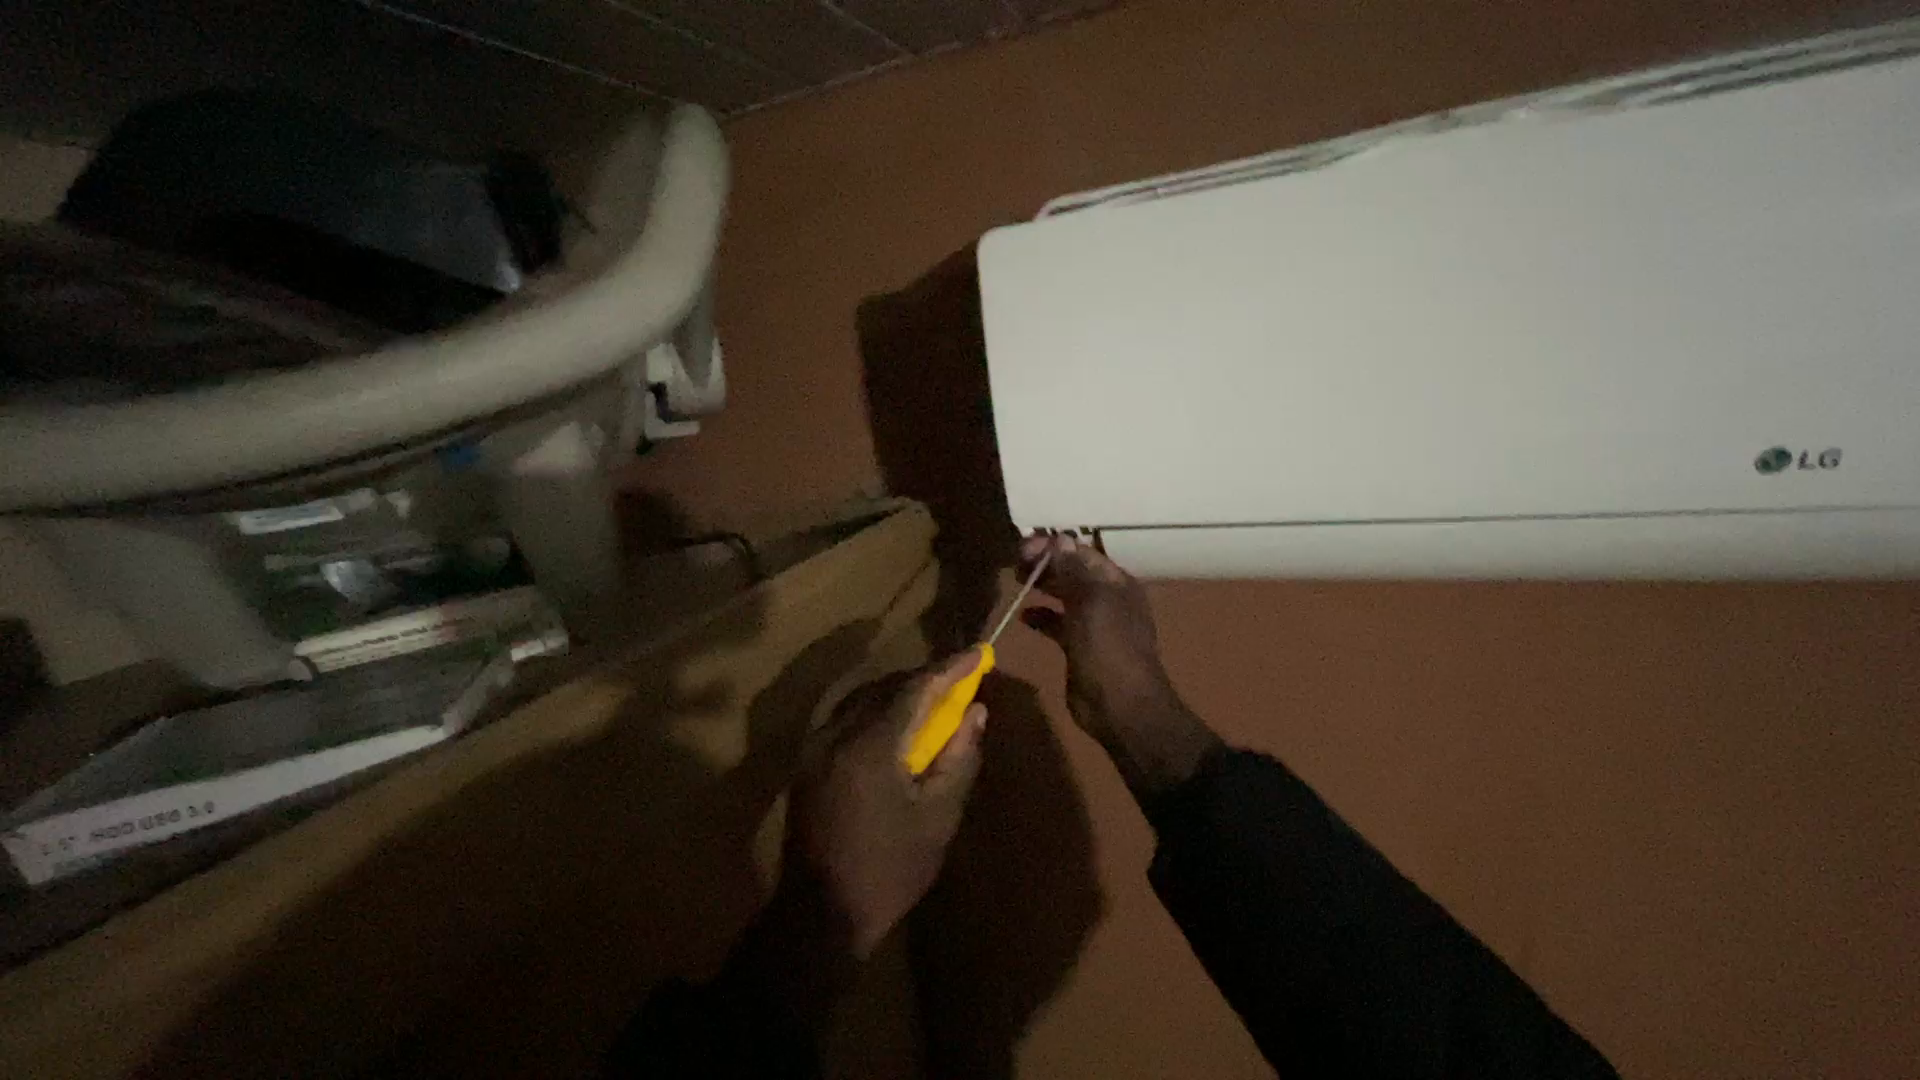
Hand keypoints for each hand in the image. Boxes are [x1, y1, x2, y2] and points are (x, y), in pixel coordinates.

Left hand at [782, 651, 987, 956]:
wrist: (819, 916)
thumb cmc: (888, 871)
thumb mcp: (937, 818)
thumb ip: (958, 759)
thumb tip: (975, 713)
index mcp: (871, 746)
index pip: (916, 689)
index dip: (950, 669)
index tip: (979, 652)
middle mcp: (836, 734)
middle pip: (886, 687)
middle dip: (925, 678)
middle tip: (960, 675)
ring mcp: (815, 747)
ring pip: (862, 698)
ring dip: (899, 692)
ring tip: (934, 696)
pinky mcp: (806, 761)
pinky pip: (846, 718)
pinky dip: (876, 710)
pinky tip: (897, 723)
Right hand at [1018, 533, 1220, 797]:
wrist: (1122, 708)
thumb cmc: (1108, 649)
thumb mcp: (1091, 604)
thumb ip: (1073, 571)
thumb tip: (1059, 539)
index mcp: (1116, 583)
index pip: (1081, 552)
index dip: (1053, 545)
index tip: (1022, 546)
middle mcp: (1107, 598)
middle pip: (1072, 571)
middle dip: (1045, 563)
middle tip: (1014, 560)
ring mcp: (1094, 624)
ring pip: (1064, 595)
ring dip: (1042, 586)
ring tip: (1016, 579)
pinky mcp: (1079, 647)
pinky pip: (1058, 623)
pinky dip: (1041, 617)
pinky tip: (1024, 616)